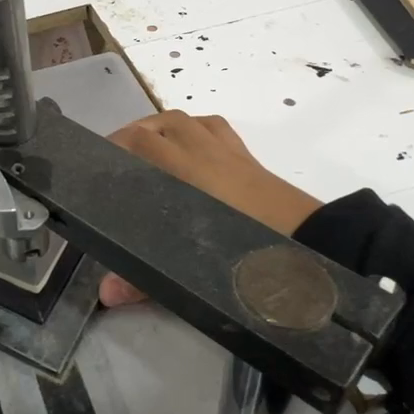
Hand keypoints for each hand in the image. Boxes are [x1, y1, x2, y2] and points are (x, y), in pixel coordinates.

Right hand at [99, 111, 322, 307]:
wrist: (318, 250)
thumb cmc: (252, 259)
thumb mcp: (195, 275)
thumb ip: (145, 283)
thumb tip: (106, 292)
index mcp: (187, 172)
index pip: (138, 141)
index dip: (111, 145)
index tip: (95, 164)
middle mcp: (204, 153)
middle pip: (159, 126)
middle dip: (130, 136)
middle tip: (114, 162)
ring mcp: (230, 153)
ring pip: (186, 121)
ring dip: (161, 128)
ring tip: (146, 150)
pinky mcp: (250, 160)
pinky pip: (215, 129)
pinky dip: (195, 130)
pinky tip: (189, 149)